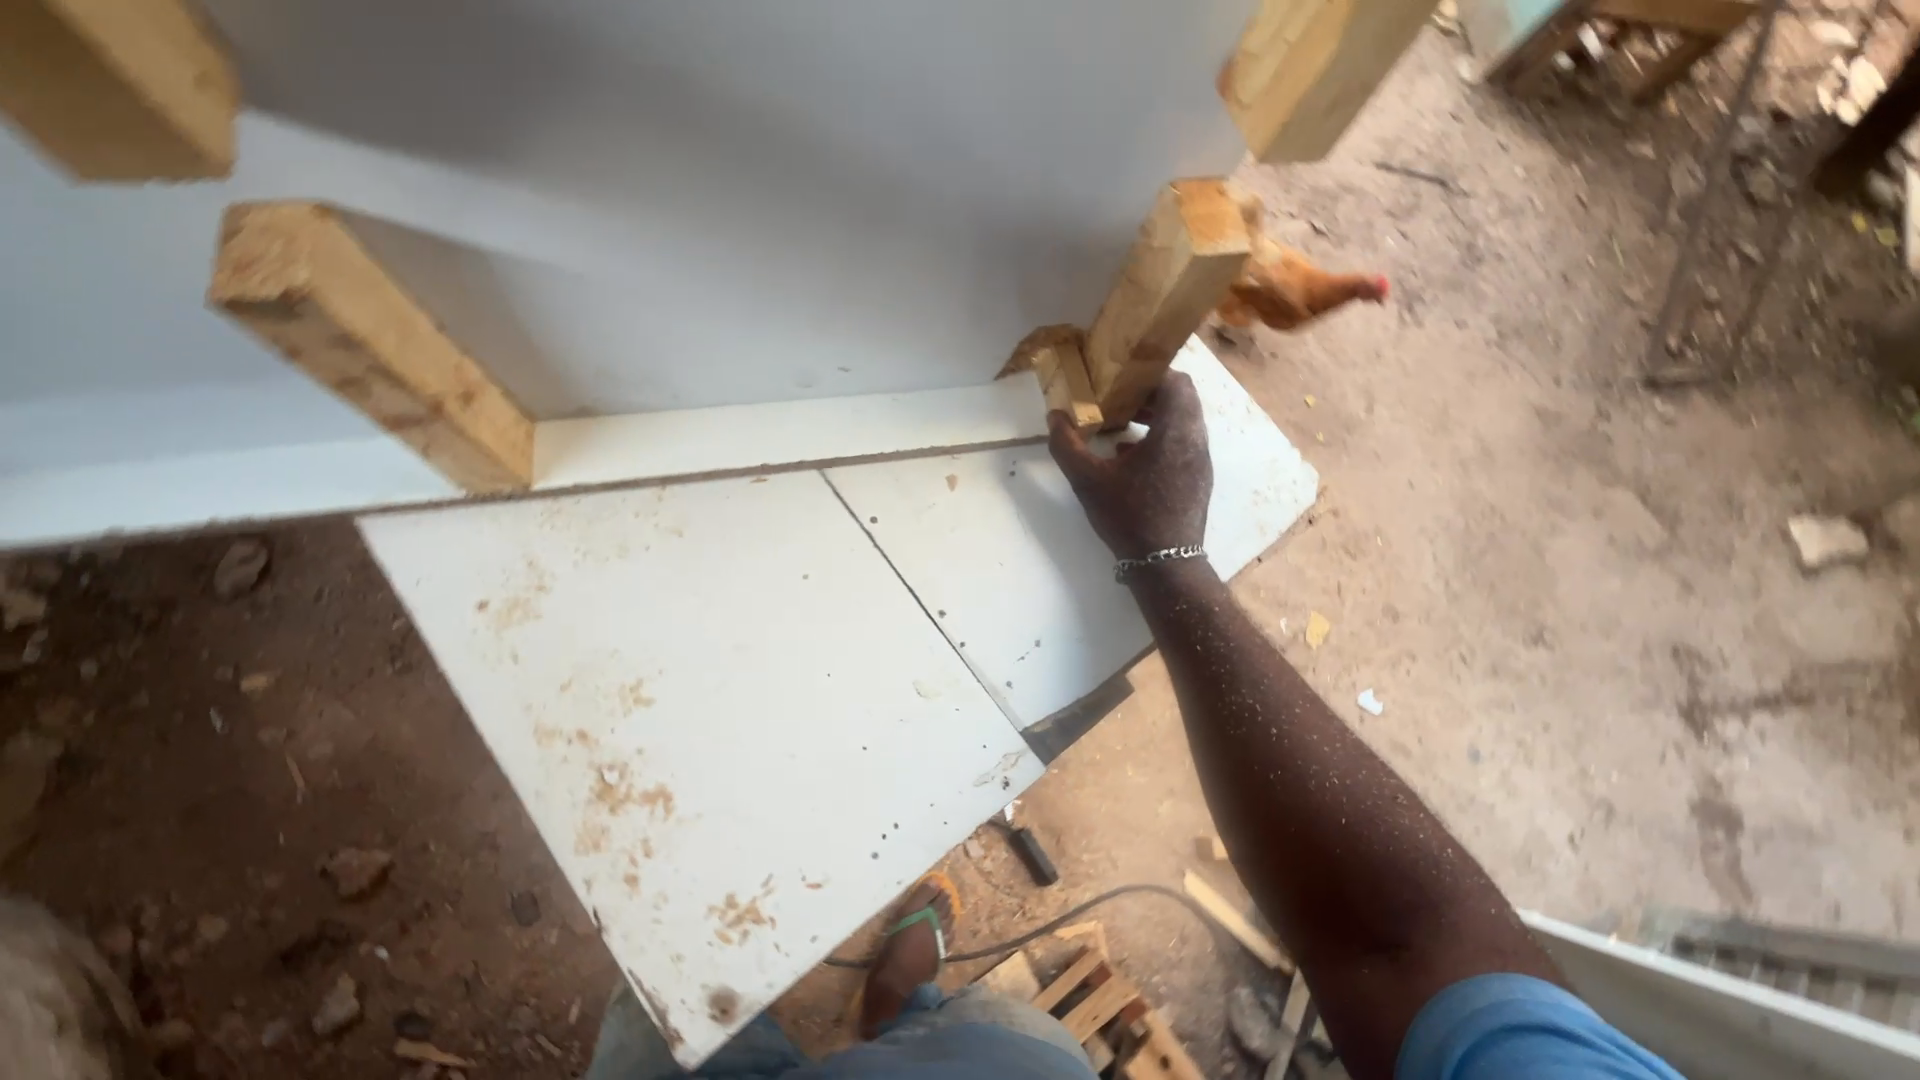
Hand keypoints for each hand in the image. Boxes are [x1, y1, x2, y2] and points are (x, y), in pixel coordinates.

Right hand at [1048, 372, 1211, 559]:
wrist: (1165, 564)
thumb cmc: (1128, 516)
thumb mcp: (1087, 480)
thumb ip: (1066, 444)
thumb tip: (1054, 416)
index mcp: (1174, 431)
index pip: (1175, 381)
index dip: (1149, 373)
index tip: (1121, 378)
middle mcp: (1194, 440)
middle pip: (1181, 399)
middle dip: (1149, 394)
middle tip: (1118, 399)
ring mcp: (1200, 462)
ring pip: (1183, 423)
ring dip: (1154, 418)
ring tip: (1120, 427)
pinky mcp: (1199, 480)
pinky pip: (1182, 445)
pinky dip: (1160, 440)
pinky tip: (1129, 458)